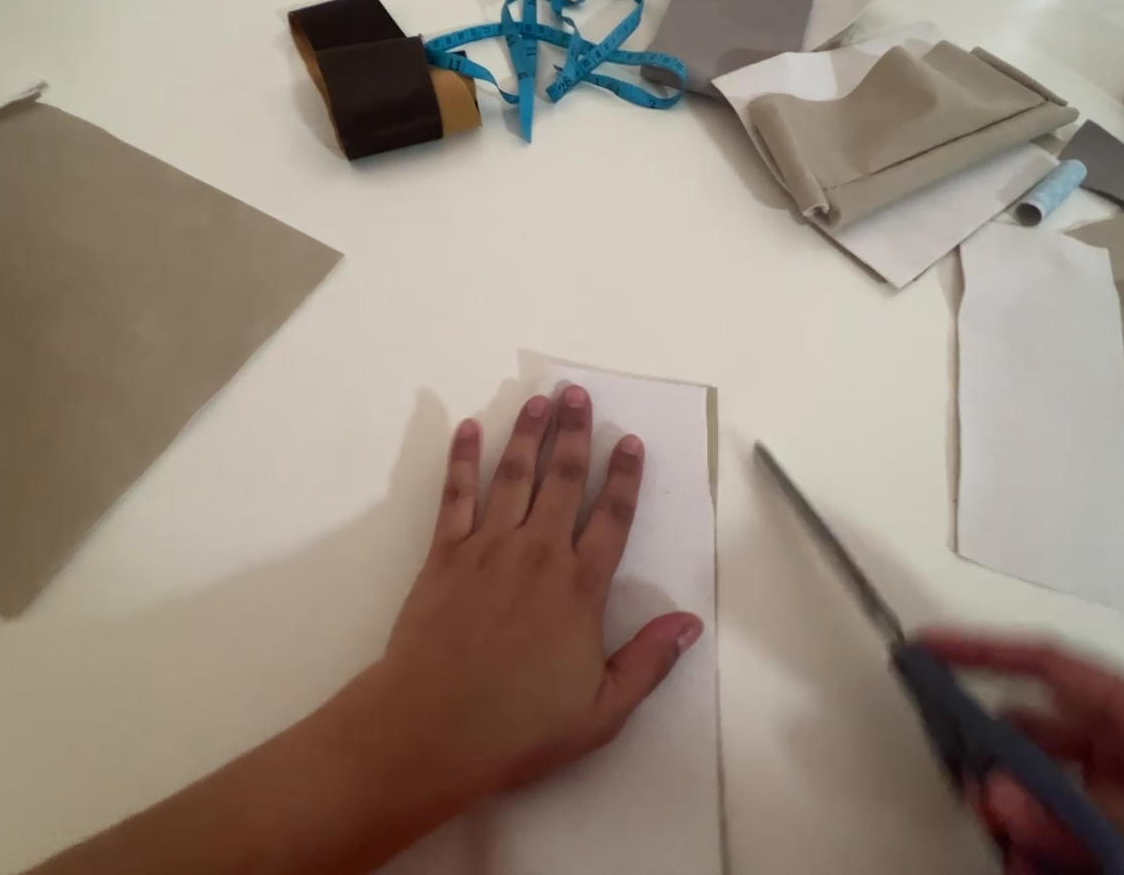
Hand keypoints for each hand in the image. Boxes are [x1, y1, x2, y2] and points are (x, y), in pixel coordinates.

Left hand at [354, 385, 703, 807]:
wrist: (432, 729)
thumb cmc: (520, 725)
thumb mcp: (602, 710)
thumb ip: (649, 661)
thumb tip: (692, 622)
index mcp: (579, 587)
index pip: (613, 517)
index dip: (626, 477)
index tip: (632, 442)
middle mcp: (538, 552)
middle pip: (564, 479)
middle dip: (575, 433)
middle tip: (579, 394)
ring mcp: (488, 546)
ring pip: (514, 476)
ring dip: (528, 433)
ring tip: (539, 400)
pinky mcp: (445, 552)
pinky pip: (456, 494)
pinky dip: (463, 459)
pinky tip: (470, 428)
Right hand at [921, 632, 1123, 874]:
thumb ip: (1087, 816)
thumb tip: (991, 788)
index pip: (1055, 667)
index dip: (986, 651)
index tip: (924, 649)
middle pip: (1046, 739)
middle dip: (998, 759)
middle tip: (963, 790)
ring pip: (1059, 800)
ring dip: (1024, 822)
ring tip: (1009, 855)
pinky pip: (1084, 841)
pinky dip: (1052, 853)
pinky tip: (1034, 868)